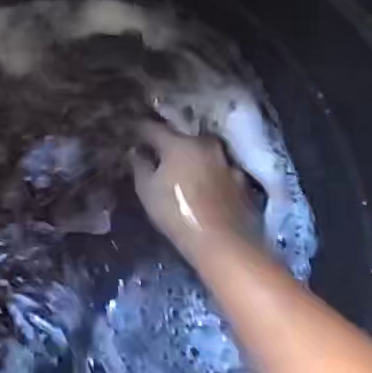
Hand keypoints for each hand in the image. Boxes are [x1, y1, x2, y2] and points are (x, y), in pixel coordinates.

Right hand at [129, 121, 258, 262]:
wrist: (224, 244)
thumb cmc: (177, 213)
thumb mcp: (147, 190)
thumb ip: (139, 165)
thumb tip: (138, 152)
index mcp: (179, 143)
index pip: (153, 128)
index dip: (139, 129)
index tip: (131, 133)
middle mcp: (205, 145)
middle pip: (182, 139)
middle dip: (169, 145)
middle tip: (159, 156)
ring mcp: (227, 162)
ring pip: (203, 154)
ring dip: (192, 160)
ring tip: (183, 173)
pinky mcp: (241, 181)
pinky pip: (219, 171)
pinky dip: (210, 176)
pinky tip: (204, 189)